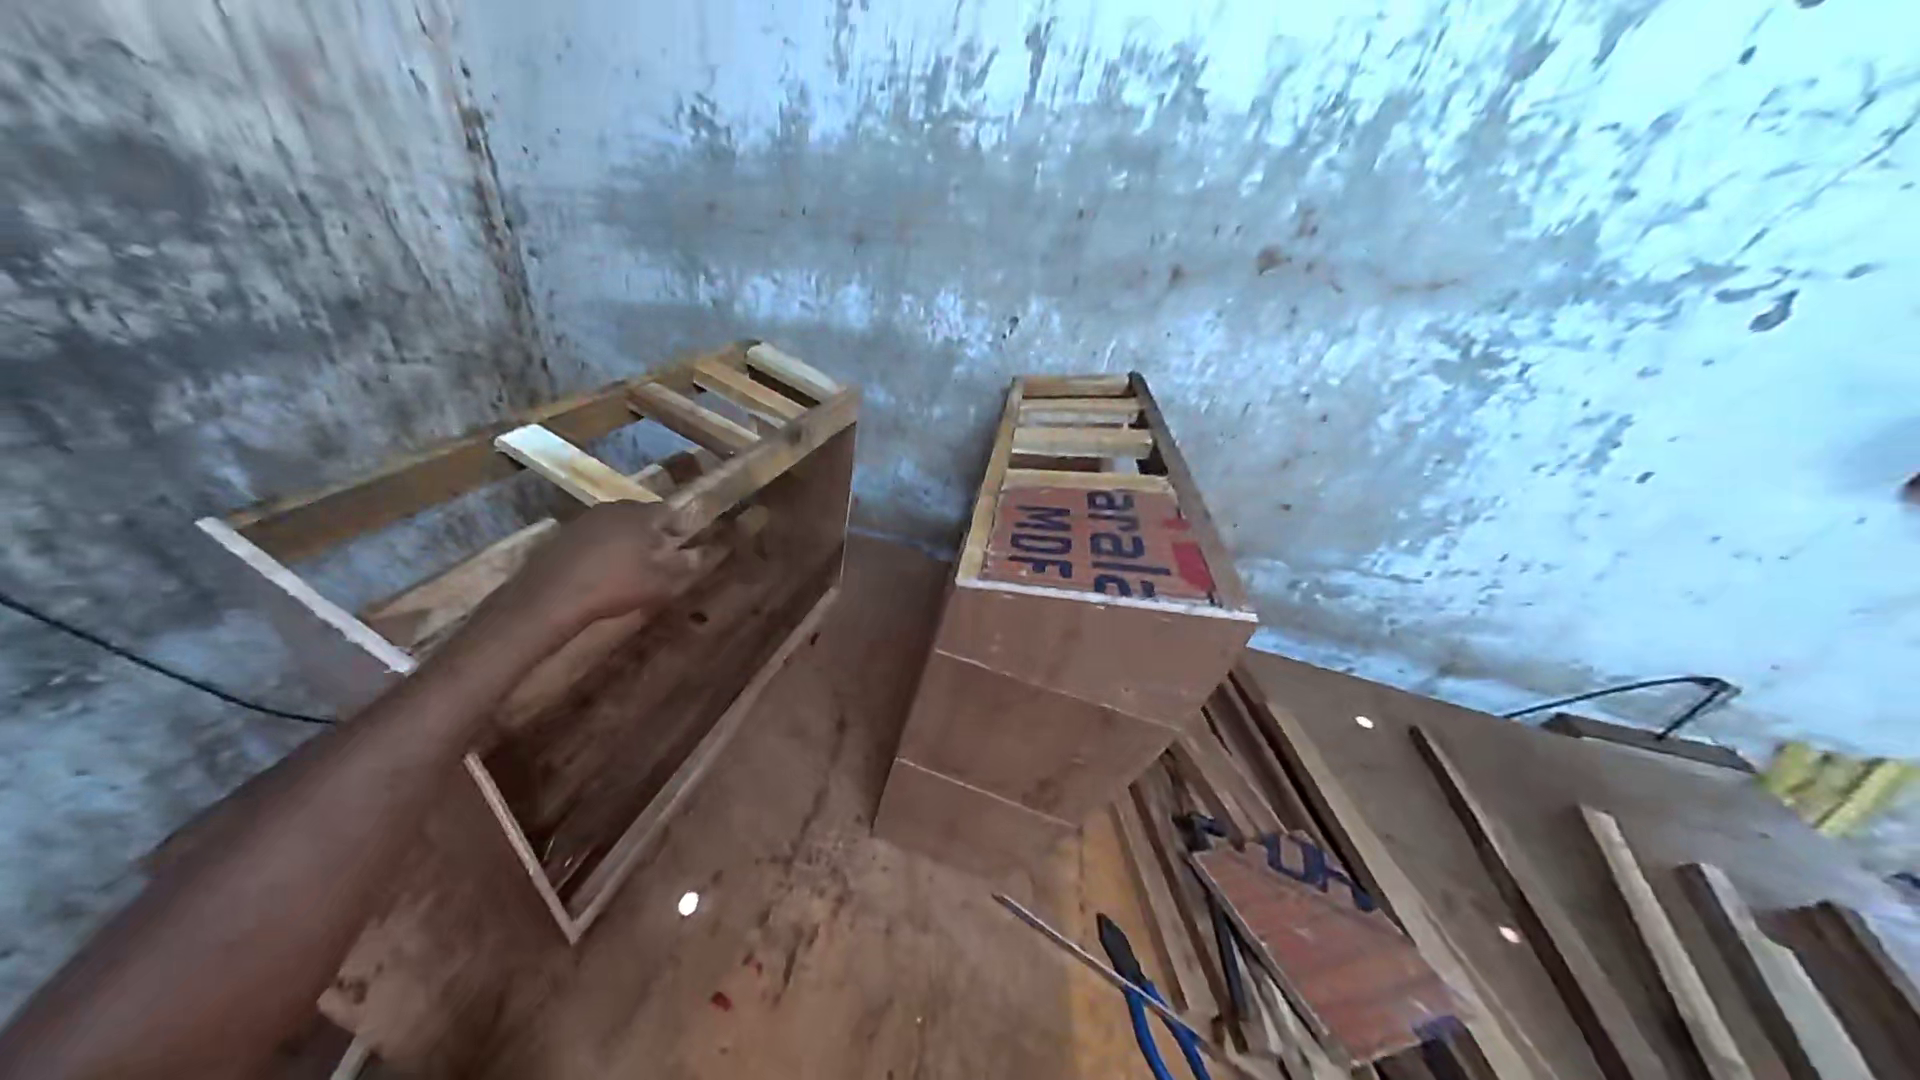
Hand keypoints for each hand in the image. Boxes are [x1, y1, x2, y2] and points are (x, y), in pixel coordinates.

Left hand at [470, 501, 726, 647]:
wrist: (552, 596)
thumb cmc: (617, 584)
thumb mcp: (662, 580)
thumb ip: (688, 563)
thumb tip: (707, 551)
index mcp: (643, 513)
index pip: (671, 512)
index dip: (680, 530)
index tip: (683, 548)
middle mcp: (614, 507)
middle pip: (642, 516)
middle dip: (653, 534)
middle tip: (659, 559)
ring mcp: (585, 518)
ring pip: (617, 525)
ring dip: (627, 541)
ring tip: (630, 567)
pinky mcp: (563, 534)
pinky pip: (594, 537)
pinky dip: (603, 549)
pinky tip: (600, 572)